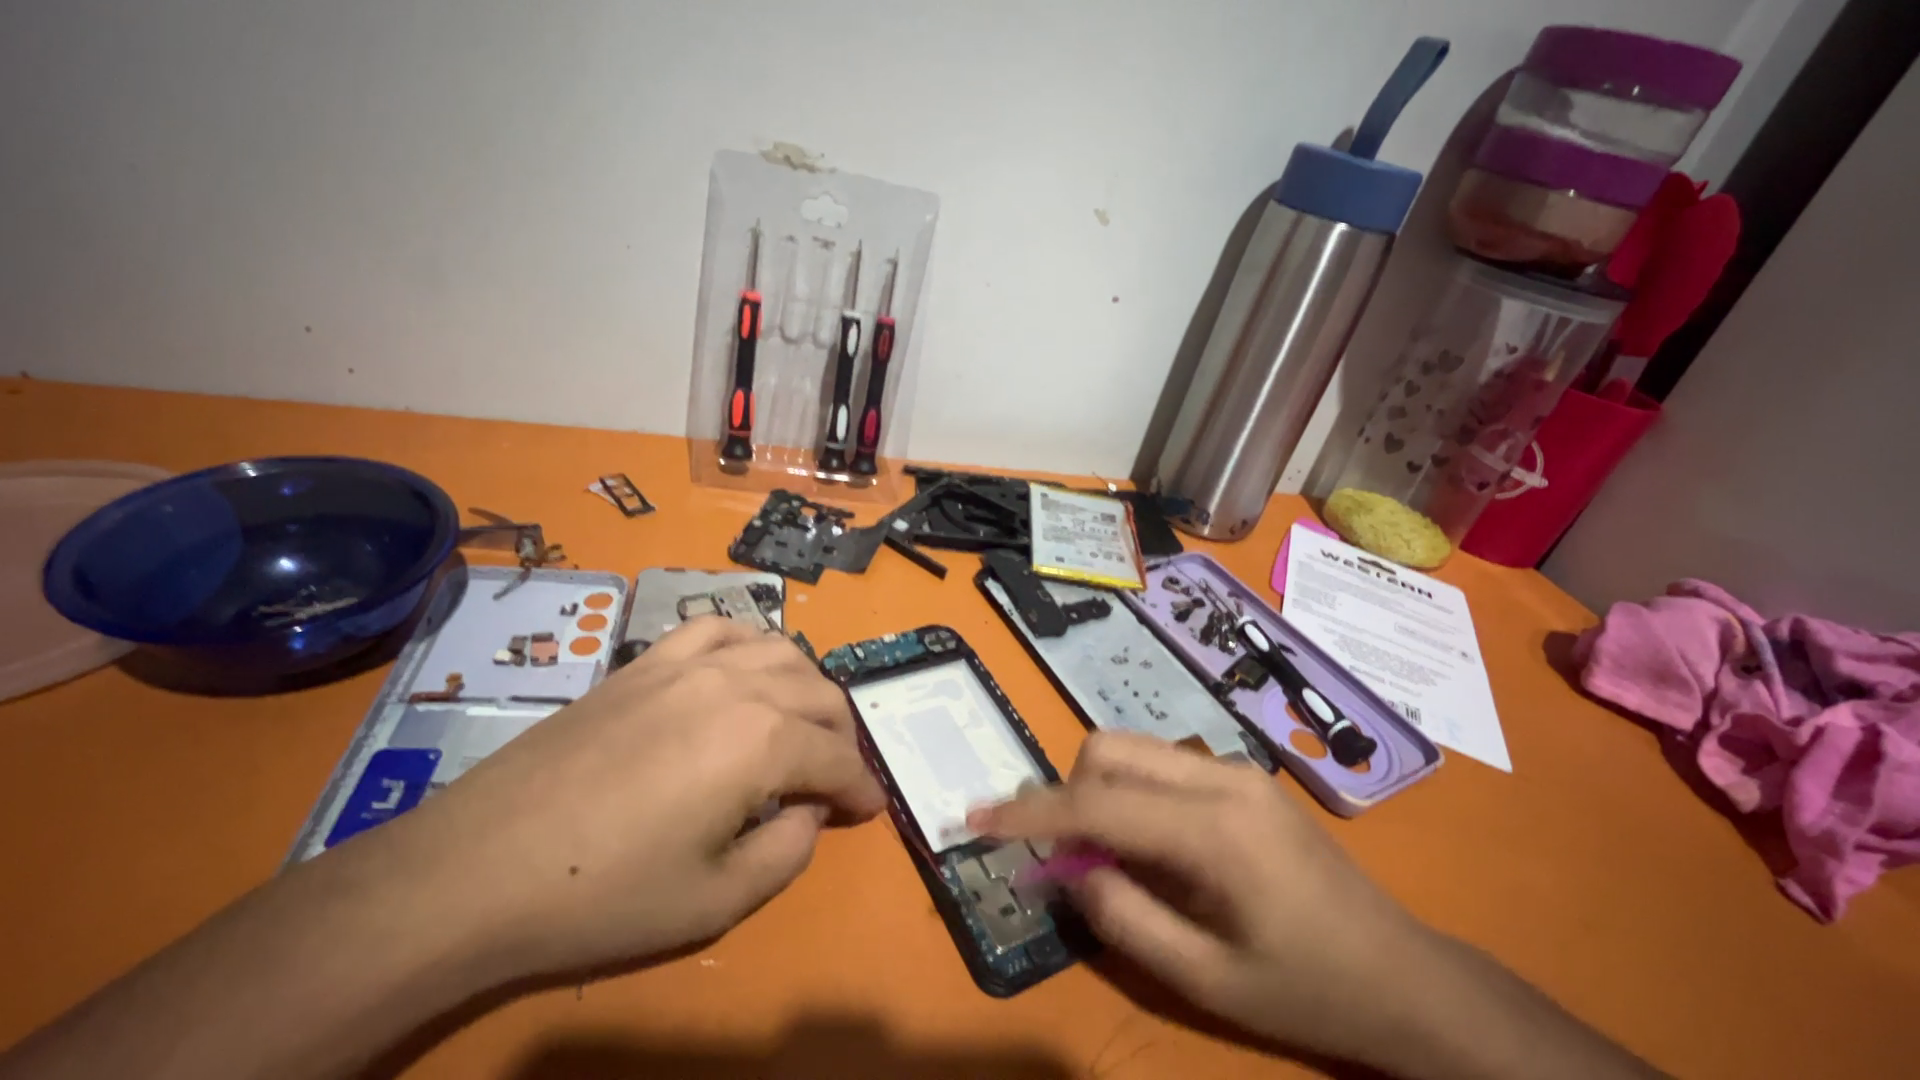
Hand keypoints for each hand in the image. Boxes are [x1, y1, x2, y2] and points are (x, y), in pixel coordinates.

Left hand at [385, 616, 885, 979]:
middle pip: (818, 694)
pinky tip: (741, 671)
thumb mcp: (718, 899)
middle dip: (843, 737)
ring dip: (805, 686)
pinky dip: (746, 644)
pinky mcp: (640, 663)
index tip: (870, 811)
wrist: (478, 870)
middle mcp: (734, 684)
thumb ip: (788, 850)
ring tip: (800, 725)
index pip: (837, 758)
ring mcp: (683, 664)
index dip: (861, 789)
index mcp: (762, 740)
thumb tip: (807, 811)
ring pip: (777, 649)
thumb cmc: (604, 894)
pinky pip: (712, 628)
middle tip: (837, 779)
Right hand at [970, 733, 1431, 1061]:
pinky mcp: (1243, 780)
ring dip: (1097, 792)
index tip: (975, 819)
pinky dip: (1130, 794)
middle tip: (1058, 858)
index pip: (1096, 800)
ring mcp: (1237, 772)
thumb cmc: (1306, 987)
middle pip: (1109, 749)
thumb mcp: (1202, 977)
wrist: (1403, 975)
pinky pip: (1162, 766)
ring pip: (1133, 750)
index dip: (1028, 812)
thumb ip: (1122, 917)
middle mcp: (1222, 777)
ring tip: (1099, 858)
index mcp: (1214, 827)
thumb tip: (1066, 869)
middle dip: (1066, 794)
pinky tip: (1144, 847)